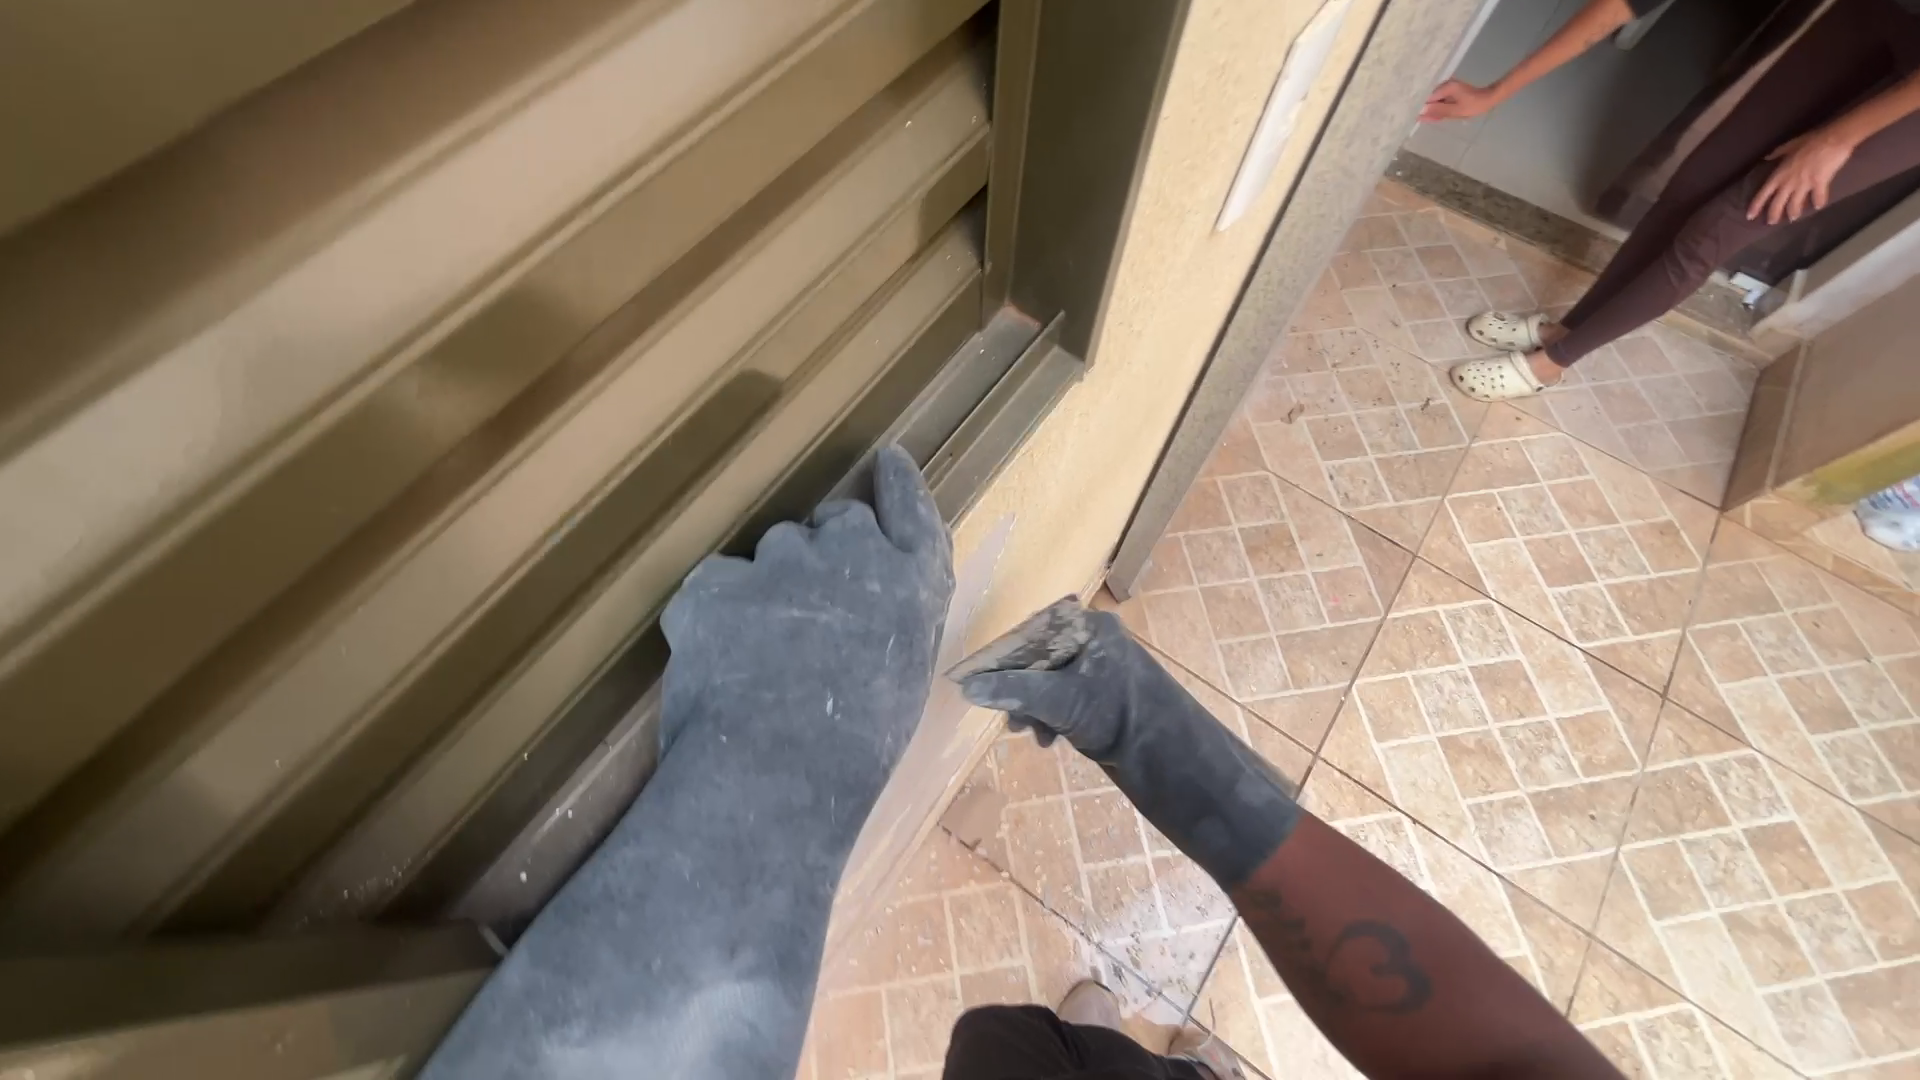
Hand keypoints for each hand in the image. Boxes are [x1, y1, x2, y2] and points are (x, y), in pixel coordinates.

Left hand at [660, 444, 952, 786]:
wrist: (778, 775)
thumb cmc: (860, 744)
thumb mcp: (904, 674)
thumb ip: (894, 617)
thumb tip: (869, 602)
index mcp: (910, 583)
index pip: (912, 514)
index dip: (899, 484)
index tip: (887, 459)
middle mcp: (852, 554)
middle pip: (837, 523)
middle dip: (827, 548)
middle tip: (813, 603)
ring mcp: (781, 562)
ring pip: (774, 552)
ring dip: (772, 583)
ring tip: (765, 651)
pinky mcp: (715, 584)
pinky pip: (716, 584)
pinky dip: (718, 614)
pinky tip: (723, 664)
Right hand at [954, 602, 1299, 887]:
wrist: (1177, 761)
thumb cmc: (1123, 718)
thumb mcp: (1063, 701)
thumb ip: (1015, 691)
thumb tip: (966, 689)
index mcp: (1090, 627)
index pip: (1029, 632)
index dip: (998, 658)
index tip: (968, 680)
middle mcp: (1094, 641)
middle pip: (1037, 657)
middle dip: (1017, 689)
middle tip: (1006, 718)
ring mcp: (1099, 669)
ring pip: (1047, 681)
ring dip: (1031, 707)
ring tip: (1028, 733)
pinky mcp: (1102, 696)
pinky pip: (1062, 698)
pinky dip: (1049, 716)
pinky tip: (1047, 739)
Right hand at [1420, 79, 1499, 122]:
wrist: (1489, 98)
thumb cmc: (1474, 105)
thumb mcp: (1455, 111)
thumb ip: (1437, 111)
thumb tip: (1421, 113)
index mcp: (1446, 87)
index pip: (1428, 99)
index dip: (1424, 109)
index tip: (1423, 119)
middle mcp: (1446, 84)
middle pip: (1430, 99)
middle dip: (1429, 110)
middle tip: (1432, 120)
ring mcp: (1449, 86)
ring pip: (1435, 100)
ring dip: (1434, 109)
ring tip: (1437, 118)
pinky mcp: (1451, 90)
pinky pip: (1440, 100)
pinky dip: (1440, 107)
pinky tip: (1442, 114)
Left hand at [1749, 128, 1855, 223]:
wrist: (1833, 138)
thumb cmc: (1810, 141)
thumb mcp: (1788, 146)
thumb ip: (1777, 153)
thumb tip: (1767, 157)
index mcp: (1778, 176)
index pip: (1762, 195)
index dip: (1755, 207)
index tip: (1750, 217)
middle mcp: (1788, 183)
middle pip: (1777, 203)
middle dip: (1774, 214)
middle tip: (1771, 223)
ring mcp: (1804, 184)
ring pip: (1795, 203)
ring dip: (1794, 212)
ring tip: (1792, 219)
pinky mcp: (1821, 182)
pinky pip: (1819, 195)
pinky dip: (1819, 202)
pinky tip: (1818, 207)